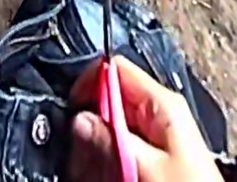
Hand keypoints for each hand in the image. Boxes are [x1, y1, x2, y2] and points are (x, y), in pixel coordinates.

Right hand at [67, 56, 222, 181]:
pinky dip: (114, 151)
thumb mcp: (146, 168)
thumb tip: (80, 116)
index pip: (118, 68)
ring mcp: (160, 131)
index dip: (92, 81)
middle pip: (116, 94)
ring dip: (103, 137)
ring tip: (95, 159)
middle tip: (82, 142)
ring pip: (118, 120)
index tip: (74, 107)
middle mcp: (160, 109)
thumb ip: (113, 140)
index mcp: (162, 101)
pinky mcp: (159, 152)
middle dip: (95, 114)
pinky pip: (127, 140)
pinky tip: (109, 167)